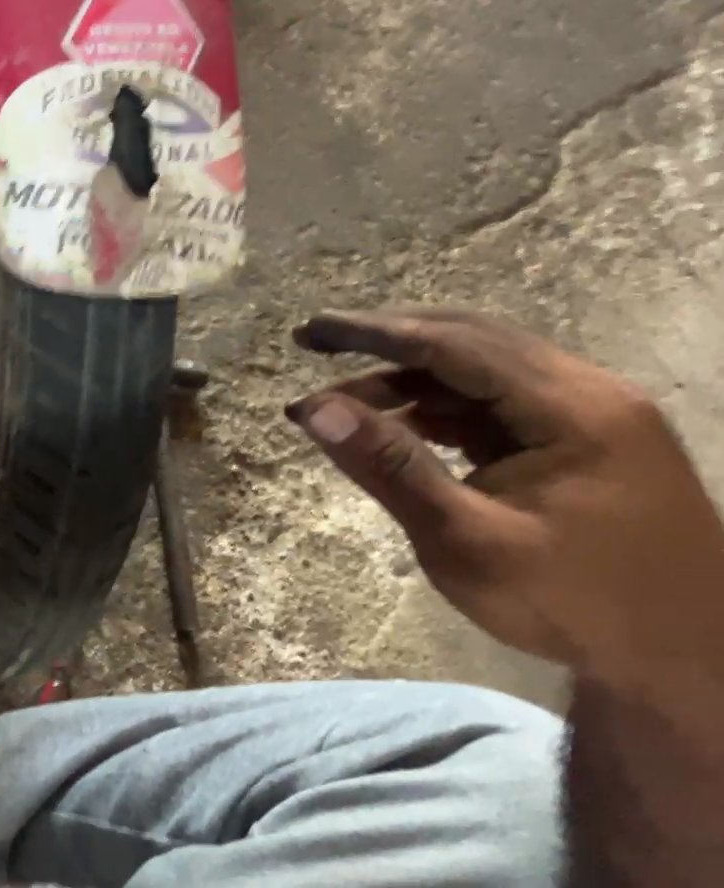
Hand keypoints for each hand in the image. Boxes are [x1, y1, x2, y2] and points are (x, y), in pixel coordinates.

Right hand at [286, 308, 723, 679]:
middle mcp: (590, 394)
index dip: (373, 332)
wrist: (686, 663)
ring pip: (481, 370)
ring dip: (406, 377)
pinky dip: (437, 403)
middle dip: (386, 337)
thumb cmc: (573, 603)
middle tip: (314, 342)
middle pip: (471, 339)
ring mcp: (593, 416)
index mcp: (574, 409)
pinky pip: (496, 400)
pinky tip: (397, 425)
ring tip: (339, 404)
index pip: (454, 344)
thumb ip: (388, 466)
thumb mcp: (465, 540)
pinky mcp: (583, 441)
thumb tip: (313, 408)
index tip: (308, 331)